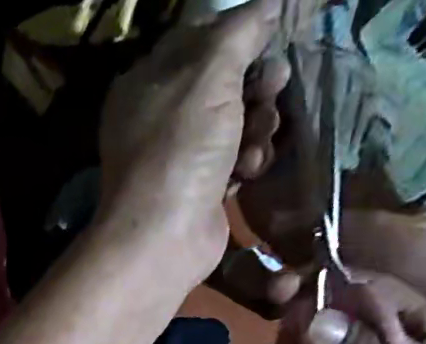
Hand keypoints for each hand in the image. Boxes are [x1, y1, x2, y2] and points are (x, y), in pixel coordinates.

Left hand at [96, 0, 286, 288]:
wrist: (163, 238)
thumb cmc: (181, 148)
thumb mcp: (210, 74)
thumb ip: (240, 33)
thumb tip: (266, 6)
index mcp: (149, 79)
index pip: (200, 39)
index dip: (240, 35)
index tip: (274, 36)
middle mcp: (160, 115)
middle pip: (222, 82)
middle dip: (256, 83)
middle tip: (275, 85)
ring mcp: (180, 156)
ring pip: (234, 123)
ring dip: (256, 125)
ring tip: (258, 139)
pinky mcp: (200, 189)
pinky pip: (234, 161)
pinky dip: (247, 161)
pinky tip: (250, 170)